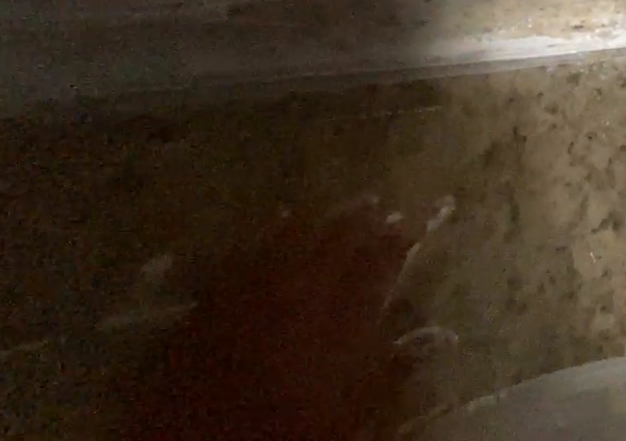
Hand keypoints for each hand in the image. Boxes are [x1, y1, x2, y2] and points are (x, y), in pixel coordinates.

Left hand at [125, 204, 415, 440]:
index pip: (378, 265)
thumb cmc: (287, 433)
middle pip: (333, 245)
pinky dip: (254, 243)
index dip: (396, 242)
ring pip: (284, 245)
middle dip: (356, 223)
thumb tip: (419, 346)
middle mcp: (299, 299)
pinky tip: (263, 233)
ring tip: (321, 210)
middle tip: (372, 207)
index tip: (408, 227)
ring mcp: (249, 301)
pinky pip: (237, 264)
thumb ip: (388, 373)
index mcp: (342, 319)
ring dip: (307, 224)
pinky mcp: (206, 314)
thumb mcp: (352, 411)